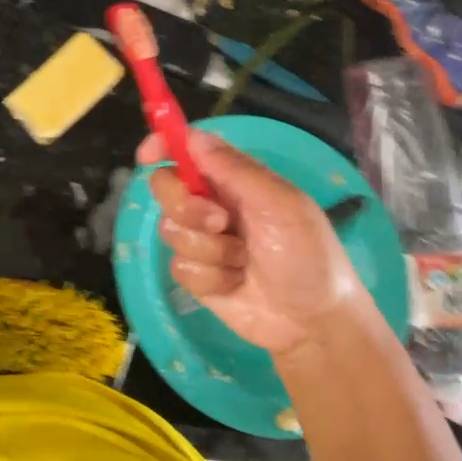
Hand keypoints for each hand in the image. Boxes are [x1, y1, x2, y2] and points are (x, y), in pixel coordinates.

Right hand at [143, 131, 369, 357]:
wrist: (313, 323)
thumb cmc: (309, 256)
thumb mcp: (282, 206)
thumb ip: (237, 170)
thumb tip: (194, 137)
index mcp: (234, 179)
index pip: (188, 149)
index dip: (163, 145)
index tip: (148, 156)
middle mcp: (212, 203)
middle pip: (165, 186)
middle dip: (187, 207)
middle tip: (220, 223)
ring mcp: (202, 239)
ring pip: (171, 229)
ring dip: (209, 249)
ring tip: (243, 262)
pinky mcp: (196, 273)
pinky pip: (179, 265)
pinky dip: (209, 276)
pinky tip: (235, 283)